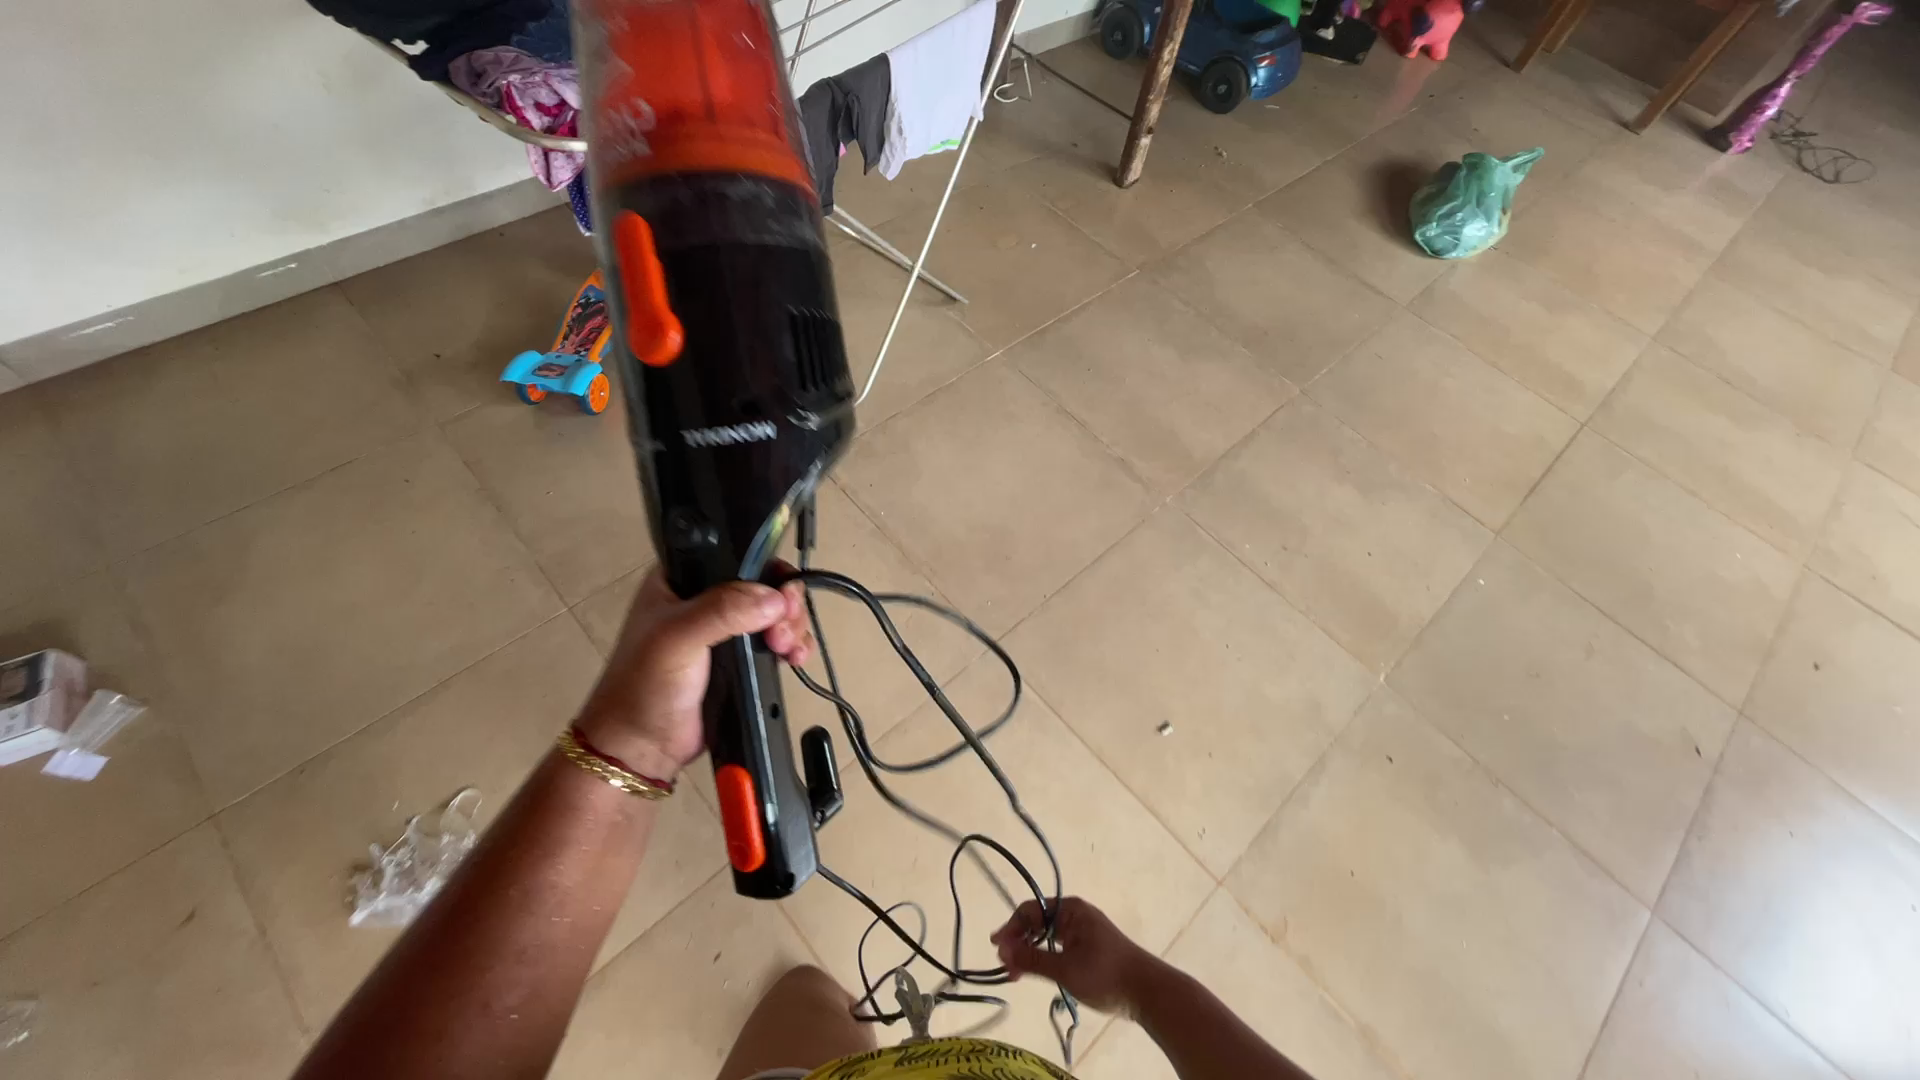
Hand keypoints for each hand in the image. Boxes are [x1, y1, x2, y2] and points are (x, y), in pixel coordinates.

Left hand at [574, 567, 812, 782]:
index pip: (736, 555)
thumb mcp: (677, 638)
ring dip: (793, 627)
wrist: (641, 747)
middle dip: (786, 604)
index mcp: (683, 579)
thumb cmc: (645, 684)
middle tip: (784, 632)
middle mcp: (707, 598)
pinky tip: (796, 659)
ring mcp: (726, 631)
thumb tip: (777, 599)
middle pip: (765, 584)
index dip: (767, 569)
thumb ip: (723, 611)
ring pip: (776, 612)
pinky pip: (778, 642)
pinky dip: (794, 646)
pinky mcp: (742, 660)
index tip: (784, 593)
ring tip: (789, 651)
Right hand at [990, 897, 1161, 1014]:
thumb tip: (1001, 949)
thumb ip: (1031, 958)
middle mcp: (1076, 914)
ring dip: (1031, 951)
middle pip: (1037, 921)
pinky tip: (1038, 971)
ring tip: (1017, 973)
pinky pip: (1059, 945)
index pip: (1030, 911)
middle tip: (1006, 966)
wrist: (1148, 992)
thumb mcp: (1064, 968)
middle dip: (1019, 941)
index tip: (997, 950)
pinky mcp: (1090, 947)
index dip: (1011, 929)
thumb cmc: (1105, 975)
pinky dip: (1045, 956)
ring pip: (1047, 935)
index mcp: (1070, 909)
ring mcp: (1084, 930)